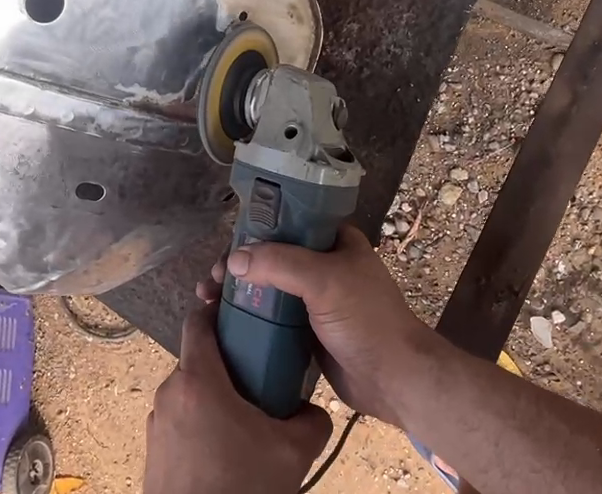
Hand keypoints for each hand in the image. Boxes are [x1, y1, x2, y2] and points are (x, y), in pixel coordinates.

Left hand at [144, 301, 332, 493]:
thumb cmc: (241, 487)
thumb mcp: (291, 453)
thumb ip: (311, 421)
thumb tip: (314, 410)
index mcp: (197, 380)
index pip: (198, 322)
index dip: (217, 312)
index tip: (241, 315)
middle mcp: (169, 393)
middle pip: (198, 360)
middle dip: (227, 365)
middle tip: (258, 381)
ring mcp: (157, 423)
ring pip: (189, 393)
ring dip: (213, 399)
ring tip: (244, 424)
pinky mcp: (152, 451)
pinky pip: (180, 422)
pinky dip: (200, 425)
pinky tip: (224, 452)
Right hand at [200, 226, 442, 425]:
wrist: (394, 380)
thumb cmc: (365, 319)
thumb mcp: (324, 280)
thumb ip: (279, 264)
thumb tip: (233, 261)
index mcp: (335, 241)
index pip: (288, 222)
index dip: (255, 230)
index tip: (227, 246)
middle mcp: (324, 265)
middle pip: (272, 255)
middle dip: (238, 264)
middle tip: (211, 279)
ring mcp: (314, 299)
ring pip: (268, 287)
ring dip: (238, 291)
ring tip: (207, 299)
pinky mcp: (307, 331)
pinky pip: (271, 317)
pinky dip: (247, 317)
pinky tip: (223, 321)